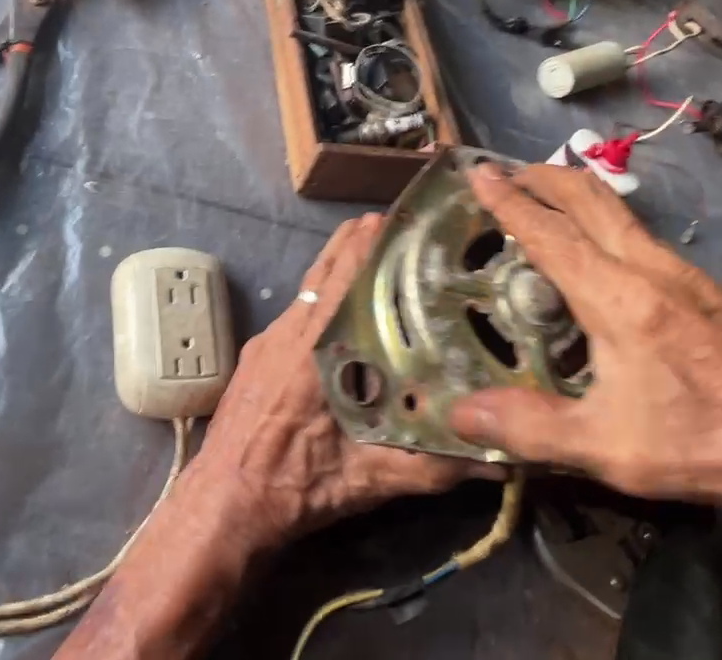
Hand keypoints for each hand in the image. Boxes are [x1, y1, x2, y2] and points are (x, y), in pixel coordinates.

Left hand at [190, 214, 486, 548]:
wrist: (223, 503)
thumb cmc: (294, 486)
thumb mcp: (370, 480)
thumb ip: (434, 467)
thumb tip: (498, 461)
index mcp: (314, 351)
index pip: (342, 280)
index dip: (365, 247)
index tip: (391, 219)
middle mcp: (287, 333)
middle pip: (321, 272)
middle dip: (351, 244)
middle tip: (386, 221)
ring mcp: (266, 342)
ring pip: (306, 291)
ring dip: (335, 268)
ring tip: (368, 251)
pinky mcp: (255, 357)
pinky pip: (294, 313)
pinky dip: (319, 298)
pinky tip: (339, 312)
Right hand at [446, 164, 721, 538]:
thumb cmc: (719, 442)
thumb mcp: (616, 448)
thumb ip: (534, 427)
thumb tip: (460, 413)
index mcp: (617, 296)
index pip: (549, 231)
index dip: (507, 200)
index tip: (476, 173)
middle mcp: (648, 267)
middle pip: (588, 196)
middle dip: (541, 175)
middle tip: (502, 173)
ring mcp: (684, 272)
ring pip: (616, 210)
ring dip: (572, 193)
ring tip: (540, 204)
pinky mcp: (708, 286)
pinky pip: (639, 232)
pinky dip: (601, 220)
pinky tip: (598, 256)